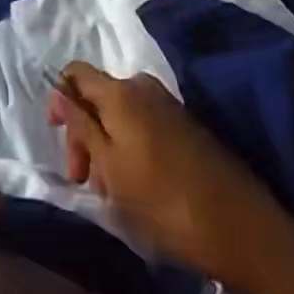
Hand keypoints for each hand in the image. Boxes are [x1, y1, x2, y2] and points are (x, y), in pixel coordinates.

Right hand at [49, 62, 293, 293]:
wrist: (234, 221)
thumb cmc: (161, 196)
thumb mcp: (109, 165)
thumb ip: (81, 124)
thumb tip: (58, 90)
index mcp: (121, 90)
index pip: (76, 72)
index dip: (60, 99)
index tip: (58, 135)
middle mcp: (144, 86)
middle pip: (97, 97)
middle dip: (83, 133)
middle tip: (84, 180)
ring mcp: (167, 104)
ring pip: (119, 115)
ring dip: (106, 147)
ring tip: (112, 189)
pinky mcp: (183, 124)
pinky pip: (141, 124)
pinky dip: (129, 148)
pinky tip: (135, 183)